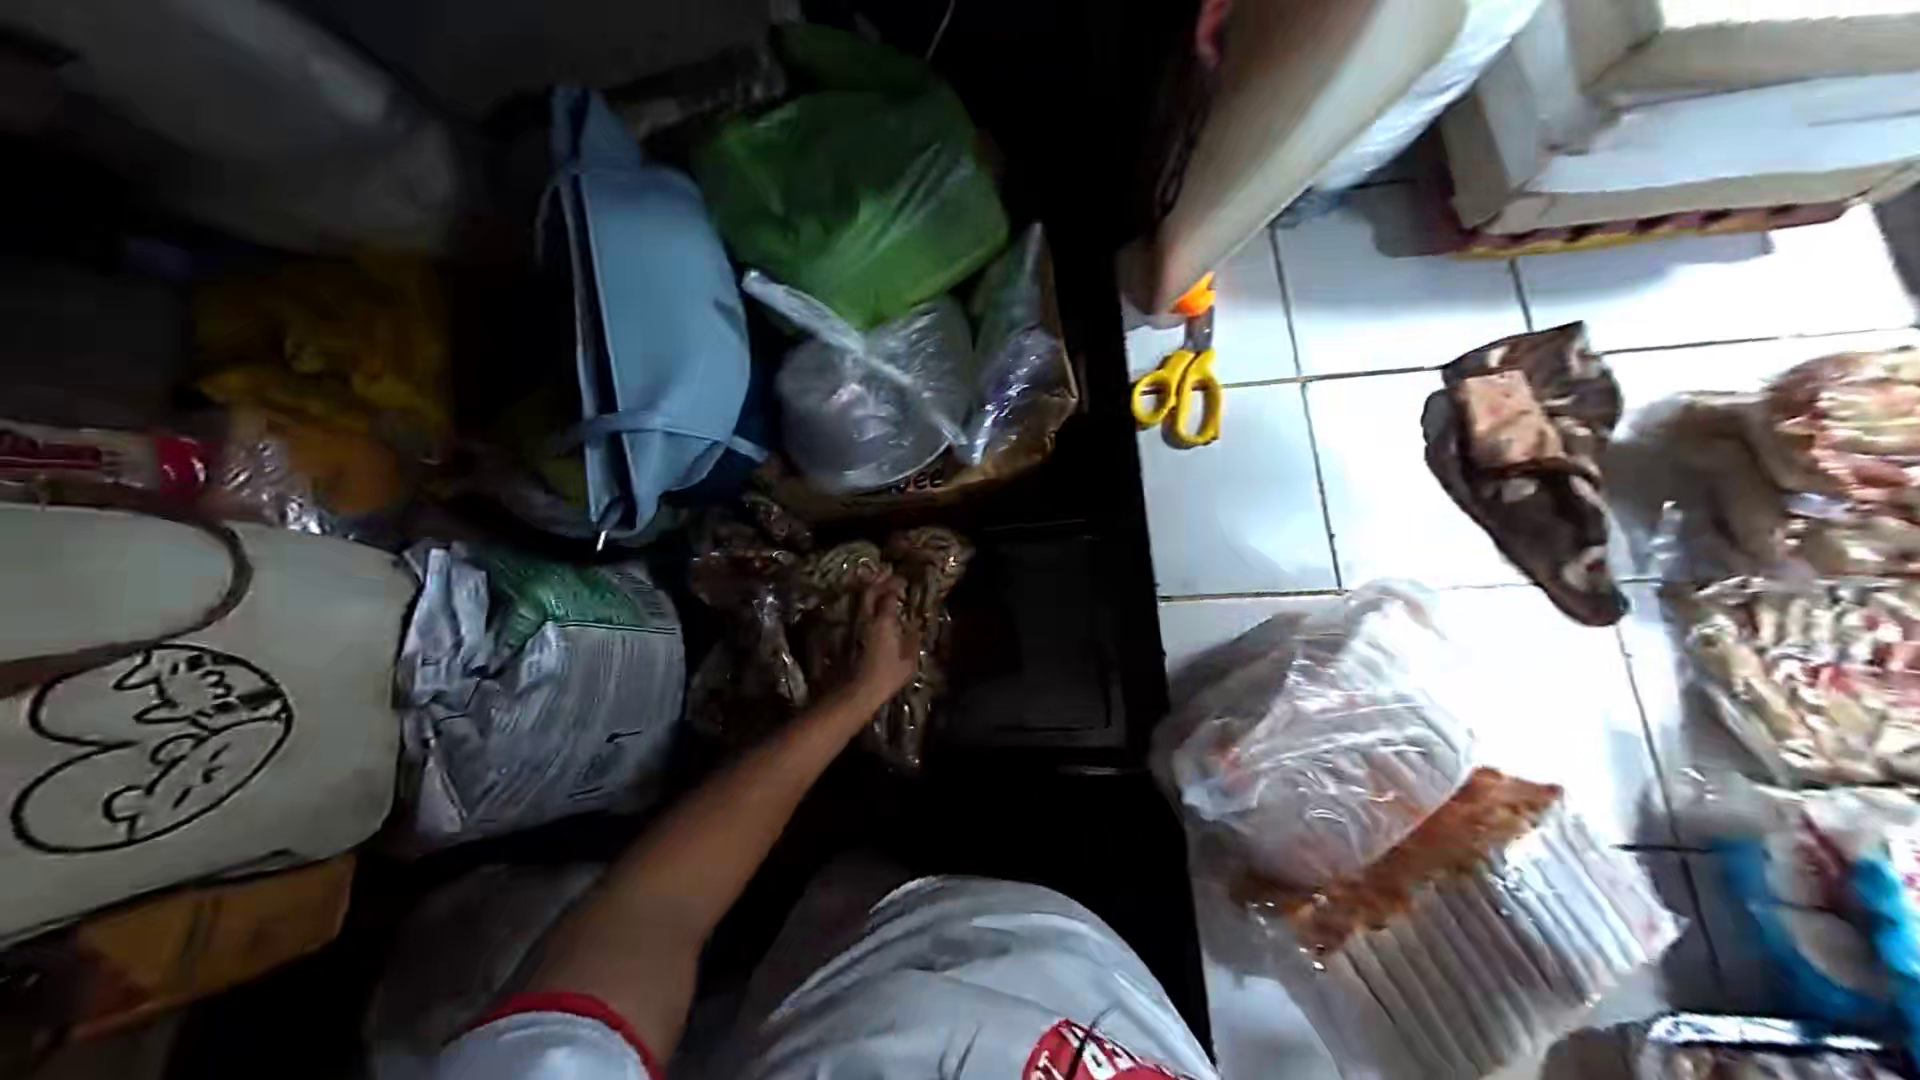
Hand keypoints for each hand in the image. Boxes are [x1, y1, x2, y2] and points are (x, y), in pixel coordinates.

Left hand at [851, 576, 920, 705]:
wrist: (855, 692)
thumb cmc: (885, 677)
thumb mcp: (908, 661)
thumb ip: (912, 639)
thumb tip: (915, 625)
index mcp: (883, 621)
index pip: (889, 595)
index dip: (895, 585)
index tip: (903, 582)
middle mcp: (865, 618)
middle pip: (869, 591)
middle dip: (879, 580)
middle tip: (887, 574)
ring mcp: (852, 625)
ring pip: (858, 599)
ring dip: (867, 588)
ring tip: (875, 582)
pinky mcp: (844, 634)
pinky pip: (853, 610)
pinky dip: (859, 602)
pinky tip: (865, 604)